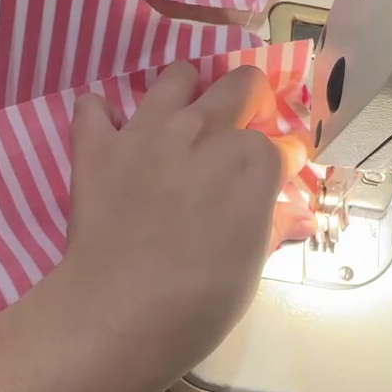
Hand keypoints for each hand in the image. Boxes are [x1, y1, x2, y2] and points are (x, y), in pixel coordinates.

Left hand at [50, 62, 312, 380]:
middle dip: (248, 104)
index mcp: (252, 161)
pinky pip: (95, 107)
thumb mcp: (251, 267)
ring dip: (186, 93)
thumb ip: (271, 226)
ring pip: (176, 77)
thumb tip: (296, 215)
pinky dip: (105, 118)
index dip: (282, 163)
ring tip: (181, 126)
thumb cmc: (200, 303)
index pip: (282, 145)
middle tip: (235, 140)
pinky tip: (114, 140)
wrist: (121, 314)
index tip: (274, 183)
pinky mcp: (97, 146)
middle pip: (239, 87)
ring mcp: (146, 132)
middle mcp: (203, 131)